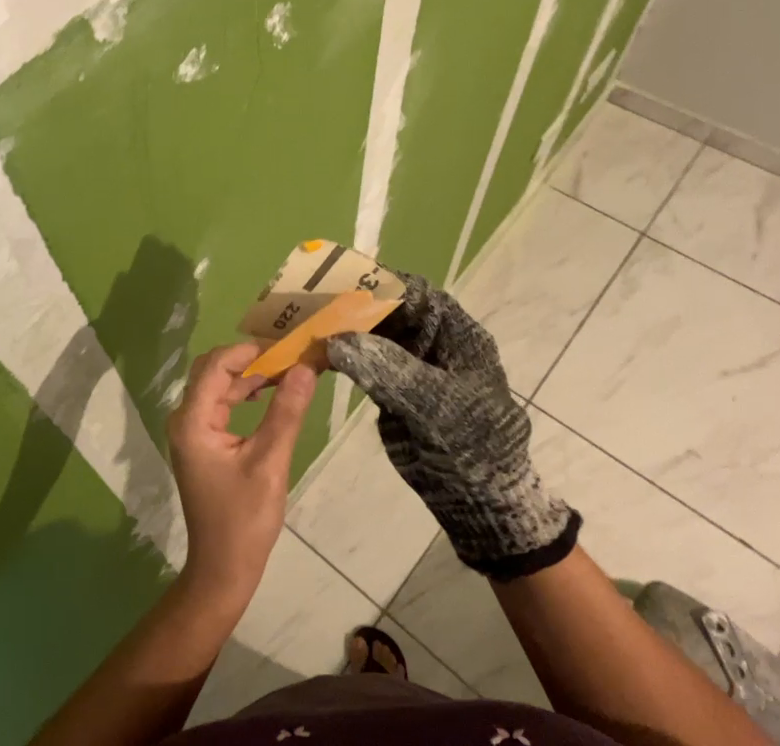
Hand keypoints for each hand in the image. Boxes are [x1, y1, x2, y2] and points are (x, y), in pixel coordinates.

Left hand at [166, 343, 317, 604]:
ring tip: (288, 371)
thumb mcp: (270, 462)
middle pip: (213, 372)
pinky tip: (269, 395)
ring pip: (217, 388)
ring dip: (249, 377)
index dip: (249, 351)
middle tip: (291, 356)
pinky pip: (220, 406)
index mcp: (192, 422)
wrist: (223, 567)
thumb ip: (286, 412)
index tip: (286, 347)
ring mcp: (191, 432)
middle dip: (250, 360)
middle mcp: (185, 420)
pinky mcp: (202, 444)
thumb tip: (306, 368)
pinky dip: (243, 396)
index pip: (215, 366)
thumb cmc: (244, 519)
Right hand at [326, 270, 579, 581]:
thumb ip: (386, 368)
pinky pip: (365, 363)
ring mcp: (412, 365)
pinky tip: (313, 354)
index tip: (337, 280)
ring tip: (302, 325)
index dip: (378, 283)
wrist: (477, 498)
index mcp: (455, 334)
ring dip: (341, 329)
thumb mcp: (432, 403)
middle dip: (351, 305)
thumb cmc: (470, 444)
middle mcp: (432, 342)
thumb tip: (336, 340)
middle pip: (388, 310)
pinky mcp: (394, 388)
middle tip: (309, 303)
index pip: (415, 294)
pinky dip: (341, 357)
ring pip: (372, 335)